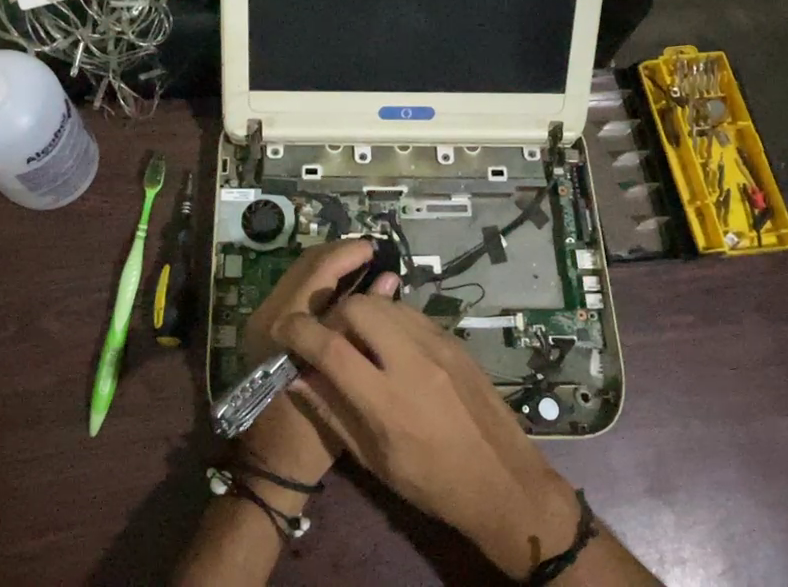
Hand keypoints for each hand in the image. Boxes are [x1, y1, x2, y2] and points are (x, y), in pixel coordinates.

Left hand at [237, 241, 398, 489]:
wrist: (271, 465)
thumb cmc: (310, 427)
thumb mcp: (341, 372)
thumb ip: (359, 323)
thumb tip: (386, 280)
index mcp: (281, 322)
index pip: (316, 270)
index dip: (347, 254)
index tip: (376, 248)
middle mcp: (266, 314)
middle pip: (304, 267)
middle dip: (338, 255)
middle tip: (371, 253)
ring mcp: (262, 323)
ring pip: (298, 279)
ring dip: (329, 270)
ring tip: (363, 268)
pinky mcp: (266, 334)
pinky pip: (295, 295)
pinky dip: (320, 287)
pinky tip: (346, 293)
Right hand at [272, 294, 582, 578]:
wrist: (504, 481)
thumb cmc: (432, 484)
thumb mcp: (374, 461)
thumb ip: (332, 413)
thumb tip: (297, 378)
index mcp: (387, 402)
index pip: (330, 348)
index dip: (299, 332)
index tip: (284, 329)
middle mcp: (413, 363)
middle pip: (359, 308)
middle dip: (334, 316)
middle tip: (332, 340)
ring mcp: (439, 347)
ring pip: (387, 303)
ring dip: (364, 314)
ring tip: (362, 342)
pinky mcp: (455, 341)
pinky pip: (412, 314)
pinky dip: (392, 320)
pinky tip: (392, 346)